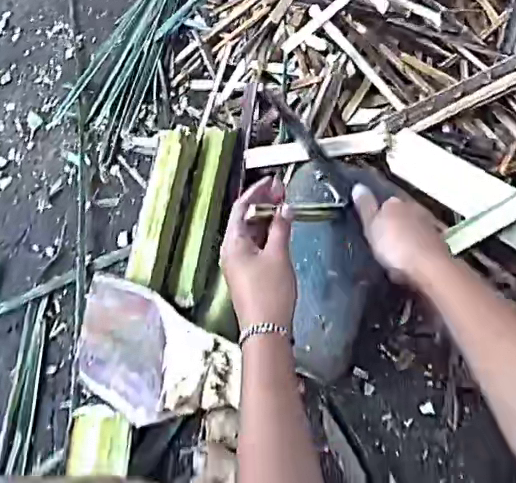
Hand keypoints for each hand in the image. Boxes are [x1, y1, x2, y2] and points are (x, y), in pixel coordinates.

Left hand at [220, 177, 296, 329]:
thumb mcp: (279, 255)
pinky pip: (255, 244)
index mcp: (232, 242)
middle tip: (282, 191)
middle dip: (264, 203)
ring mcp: (237, 262)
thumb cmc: (270, 293)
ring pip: (251, 231)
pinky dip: (267, 233)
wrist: (266, 333)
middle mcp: (230, 250)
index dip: (257, 191)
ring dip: (267, 217)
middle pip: (245, 217)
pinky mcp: (246, 273)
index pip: (242, 206)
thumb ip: (281, 227)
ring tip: (284, 206)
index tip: (272, 181)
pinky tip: (280, 229)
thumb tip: (284, 208)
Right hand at [351, 184, 449, 284]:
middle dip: (396, 226)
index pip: (385, 203)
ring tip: (401, 256)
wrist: (430, 267)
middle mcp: (415, 208)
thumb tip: (358, 186)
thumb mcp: (371, 227)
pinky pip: (425, 244)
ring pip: (415, 228)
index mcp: (395, 202)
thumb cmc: (395, 246)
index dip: (379, 216)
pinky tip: (416, 262)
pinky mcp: (442, 243)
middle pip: (402, 215)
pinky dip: (420, 250)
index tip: (375, 230)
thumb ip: (365, 207)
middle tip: (387, 245)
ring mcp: (431, 225)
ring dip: (409, 238)